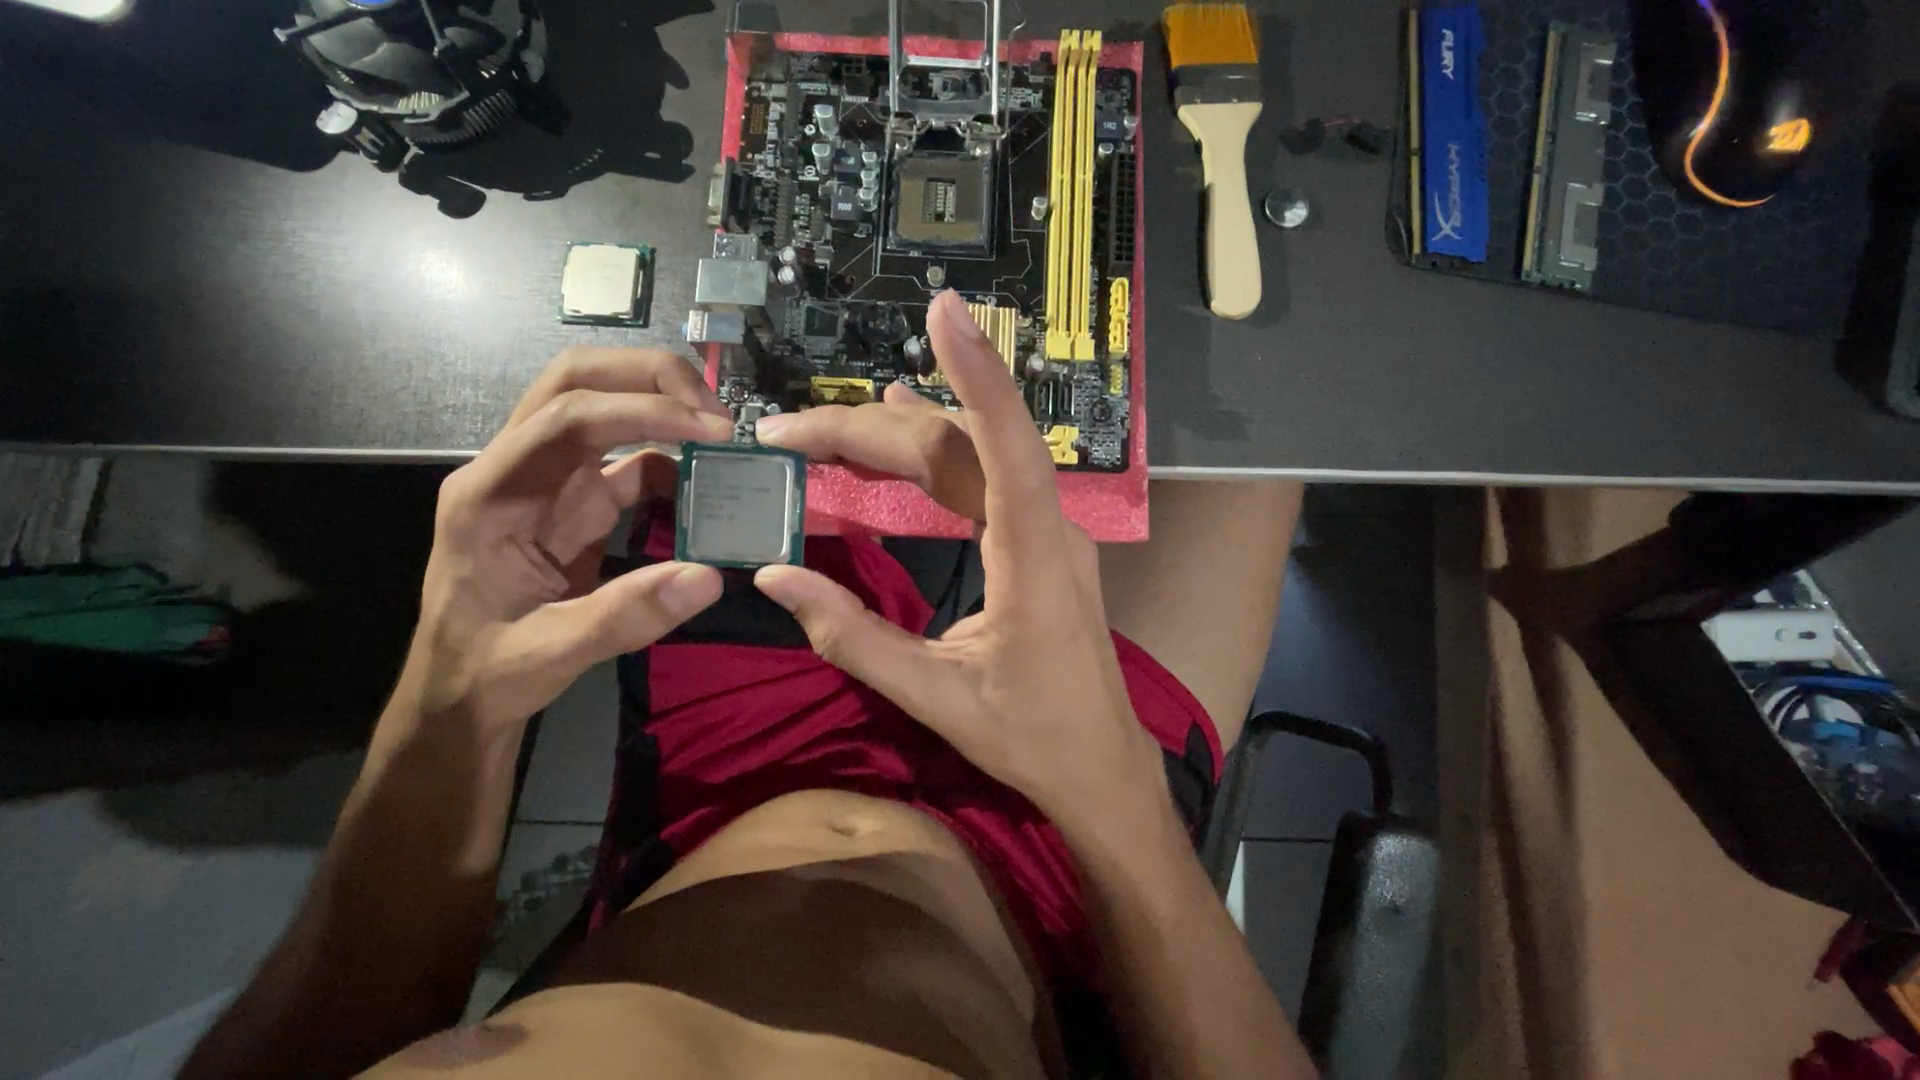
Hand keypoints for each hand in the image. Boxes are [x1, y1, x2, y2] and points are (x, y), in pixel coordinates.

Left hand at [398, 347, 732, 729]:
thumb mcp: (551, 653)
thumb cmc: (488, 672)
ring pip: (602, 410)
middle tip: (716, 408)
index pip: (565, 417)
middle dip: (649, 378)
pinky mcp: (576, 505)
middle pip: (576, 382)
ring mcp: (549, 484)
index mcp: (492, 494)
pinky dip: (670, 463)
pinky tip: (706, 484)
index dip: (641, 411)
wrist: (462, 698)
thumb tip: (709, 576)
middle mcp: (518, 470)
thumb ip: (626, 616)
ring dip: (662, 408)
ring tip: (720, 434)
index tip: (708, 429)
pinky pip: (626, 464)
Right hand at [752, 292, 1165, 829]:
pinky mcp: (1039, 541)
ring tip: (820, 426)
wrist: (1101, 765)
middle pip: (958, 447)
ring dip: (897, 434)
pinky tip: (901, 415)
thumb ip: (853, 638)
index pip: (1006, 447)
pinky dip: (938, 445)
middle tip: (786, 429)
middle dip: (868, 430)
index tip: (945, 312)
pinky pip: (986, 475)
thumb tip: (774, 579)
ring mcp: (1048, 531)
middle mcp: (1048, 529)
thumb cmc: (1029, 738)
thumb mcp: (935, 697)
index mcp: (1034, 561)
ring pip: (970, 456)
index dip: (976, 374)